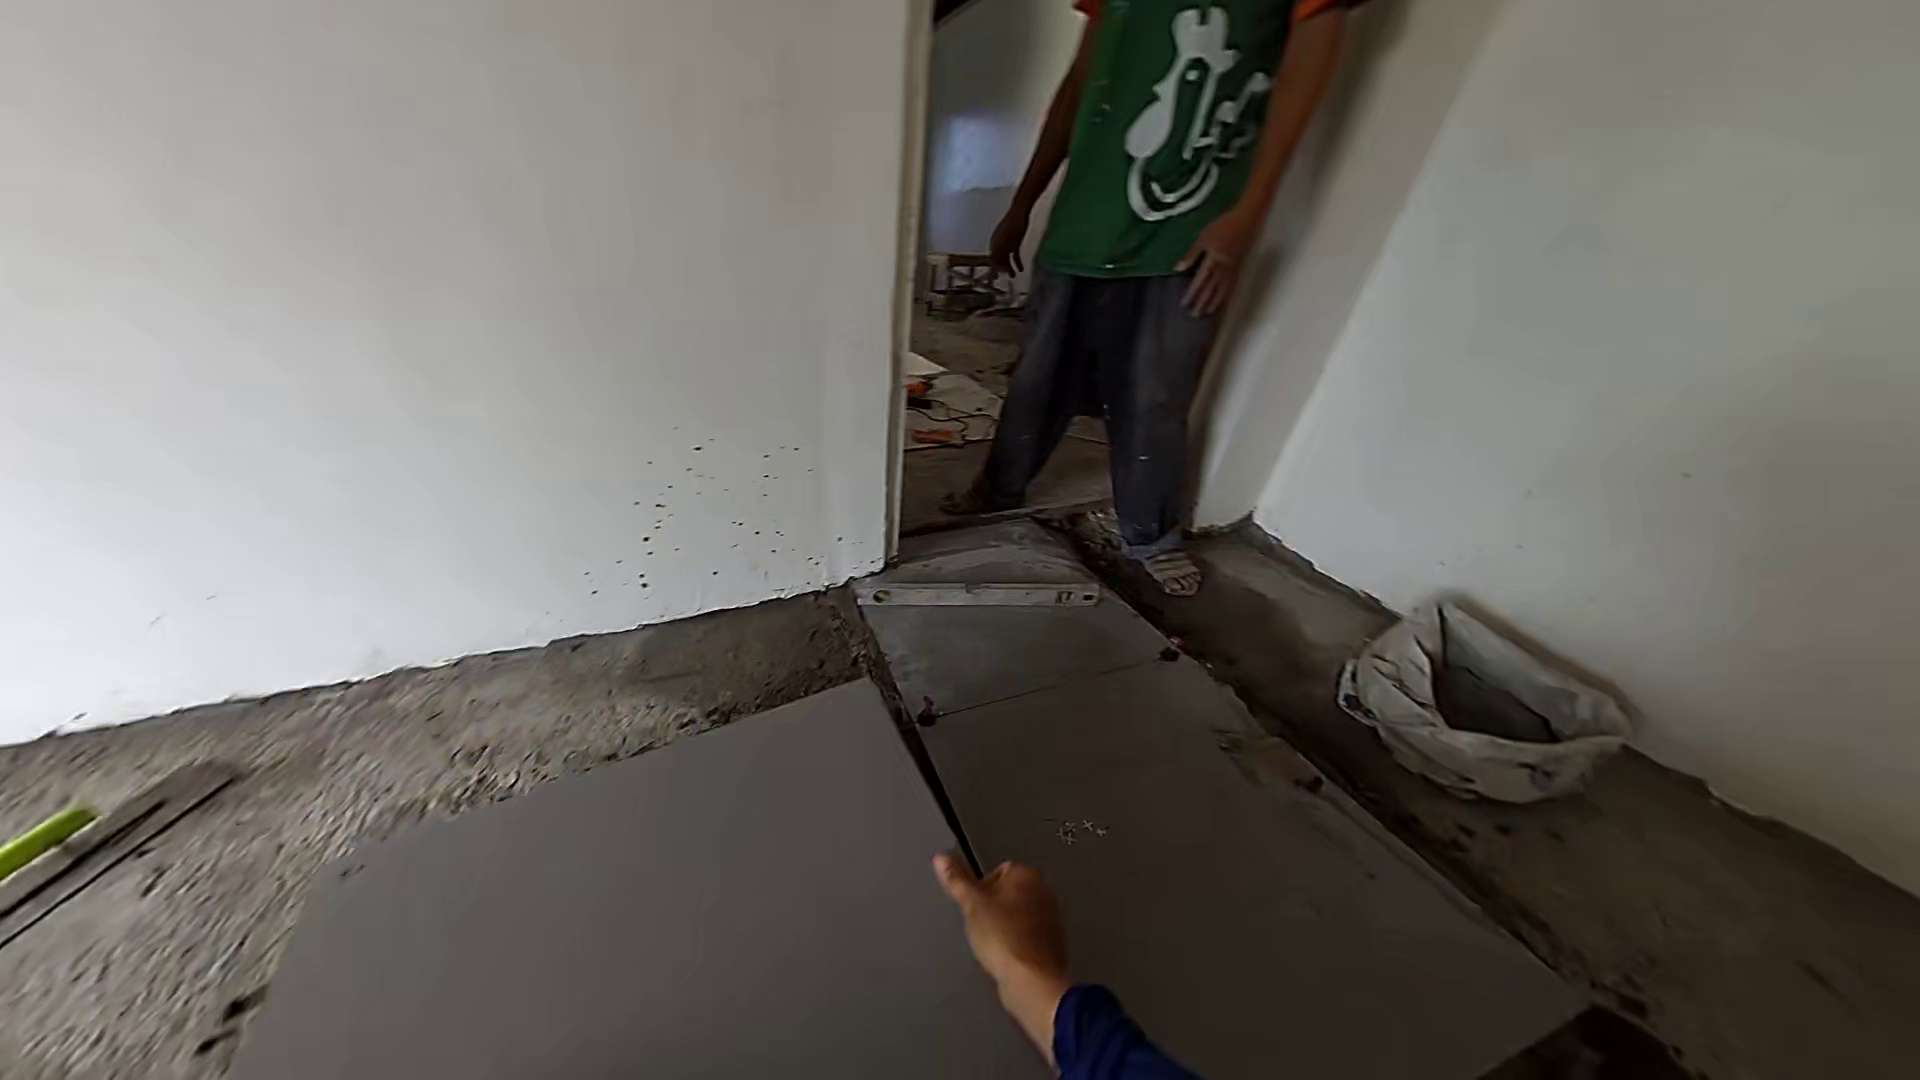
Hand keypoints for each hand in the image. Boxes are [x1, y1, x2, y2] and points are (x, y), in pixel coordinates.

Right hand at [933, 853, 1071, 1061]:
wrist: (1032, 982)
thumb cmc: (1001, 936)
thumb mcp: (971, 905)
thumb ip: (955, 879)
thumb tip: (939, 856)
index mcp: (1027, 874)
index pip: (997, 871)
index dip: (981, 890)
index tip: (974, 909)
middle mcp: (1044, 891)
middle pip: (1009, 893)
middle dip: (994, 908)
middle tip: (982, 928)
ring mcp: (1052, 918)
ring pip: (1019, 916)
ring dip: (1006, 927)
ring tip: (994, 946)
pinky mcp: (1054, 943)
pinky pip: (1029, 936)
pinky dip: (1018, 943)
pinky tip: (1008, 958)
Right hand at [989, 206, 1031, 275]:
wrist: (1020, 211)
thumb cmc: (1012, 223)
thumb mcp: (1005, 238)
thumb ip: (999, 250)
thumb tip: (992, 263)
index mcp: (995, 243)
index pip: (992, 259)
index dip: (993, 268)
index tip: (993, 278)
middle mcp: (999, 245)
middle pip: (998, 260)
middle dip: (999, 270)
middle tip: (999, 279)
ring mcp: (1007, 243)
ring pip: (1007, 259)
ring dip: (1009, 268)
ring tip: (1013, 276)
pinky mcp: (1015, 242)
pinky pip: (1015, 255)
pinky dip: (1017, 262)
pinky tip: (1021, 269)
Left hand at [1176, 206, 1260, 315]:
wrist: (1247, 218)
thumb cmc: (1223, 225)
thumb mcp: (1203, 237)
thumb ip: (1191, 254)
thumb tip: (1178, 268)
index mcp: (1213, 259)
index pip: (1200, 280)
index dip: (1192, 293)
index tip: (1184, 304)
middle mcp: (1223, 267)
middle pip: (1211, 288)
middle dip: (1202, 301)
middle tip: (1194, 314)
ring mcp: (1233, 268)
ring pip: (1222, 289)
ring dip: (1214, 301)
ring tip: (1207, 312)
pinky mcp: (1240, 267)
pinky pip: (1232, 285)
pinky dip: (1226, 295)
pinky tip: (1222, 301)